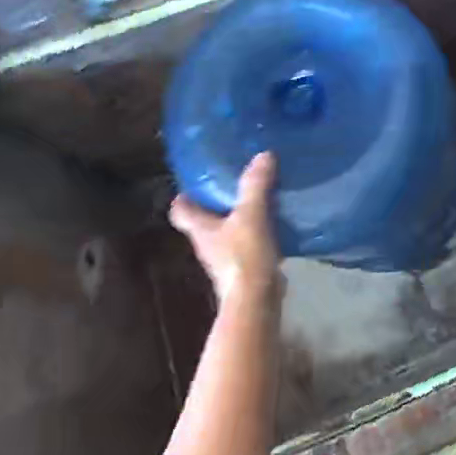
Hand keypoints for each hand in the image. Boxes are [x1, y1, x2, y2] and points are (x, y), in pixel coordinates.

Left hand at [170, 152, 278, 302]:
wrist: (256, 300)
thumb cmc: (243, 256)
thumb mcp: (251, 215)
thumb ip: (255, 185)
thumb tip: (263, 155)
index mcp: (200, 229)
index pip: (180, 210)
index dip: (185, 196)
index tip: (198, 183)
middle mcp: (207, 245)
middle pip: (204, 221)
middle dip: (217, 205)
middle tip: (235, 185)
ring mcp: (226, 260)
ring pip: (228, 234)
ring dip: (239, 220)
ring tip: (260, 201)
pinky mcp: (245, 270)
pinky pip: (248, 247)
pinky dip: (258, 236)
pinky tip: (275, 227)